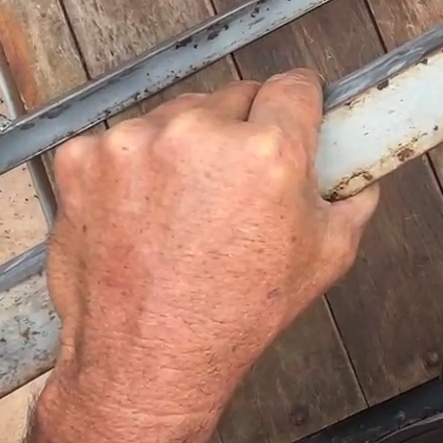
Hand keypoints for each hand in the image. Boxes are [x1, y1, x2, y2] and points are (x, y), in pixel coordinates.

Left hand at [42, 74, 378, 435]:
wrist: (150, 358)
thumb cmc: (243, 310)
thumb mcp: (330, 255)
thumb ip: (353, 198)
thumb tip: (360, 173)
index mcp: (269, 150)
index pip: (294, 84)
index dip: (301, 101)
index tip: (296, 111)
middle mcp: (200, 132)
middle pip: (236, 96)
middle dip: (246, 127)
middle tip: (243, 179)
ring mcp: (134, 141)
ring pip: (178, 116)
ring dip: (189, 144)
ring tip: (189, 203)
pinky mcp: (83, 158)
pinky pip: (125, 141)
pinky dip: (136, 166)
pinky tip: (146, 210)